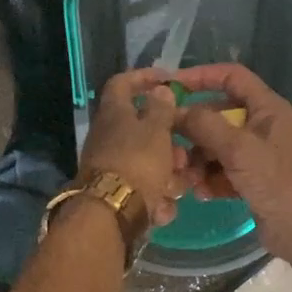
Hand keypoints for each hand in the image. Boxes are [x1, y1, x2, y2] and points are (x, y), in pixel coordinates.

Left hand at [77, 68, 183, 225]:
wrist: (110, 214)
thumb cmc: (137, 162)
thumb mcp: (155, 130)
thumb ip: (161, 108)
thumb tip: (159, 90)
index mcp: (114, 113)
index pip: (122, 83)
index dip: (143, 77)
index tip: (167, 79)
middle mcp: (107, 136)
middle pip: (140, 129)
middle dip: (167, 141)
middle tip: (184, 152)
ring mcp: (109, 165)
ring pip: (145, 161)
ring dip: (166, 172)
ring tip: (180, 184)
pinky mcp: (114, 192)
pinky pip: (141, 188)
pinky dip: (154, 196)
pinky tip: (162, 208)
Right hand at [173, 63, 291, 261]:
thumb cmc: (278, 182)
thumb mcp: (240, 150)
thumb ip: (205, 125)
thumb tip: (174, 110)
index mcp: (267, 108)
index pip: (231, 77)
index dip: (201, 76)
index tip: (170, 86)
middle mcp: (261, 126)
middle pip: (217, 115)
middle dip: (193, 130)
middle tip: (169, 143)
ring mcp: (256, 154)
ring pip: (215, 145)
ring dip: (197, 159)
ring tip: (185, 177)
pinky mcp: (250, 180)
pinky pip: (220, 170)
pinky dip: (209, 179)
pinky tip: (201, 193)